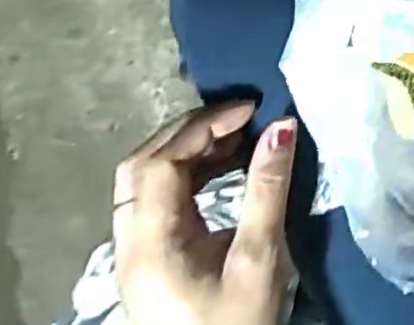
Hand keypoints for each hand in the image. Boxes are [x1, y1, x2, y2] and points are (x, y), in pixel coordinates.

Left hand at [113, 101, 298, 324]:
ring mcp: (137, 251)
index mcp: (151, 244)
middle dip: (192, 128)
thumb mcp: (259, 256)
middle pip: (140, 166)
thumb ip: (267, 188)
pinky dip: (192, 167)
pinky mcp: (152, 255)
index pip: (158, 164)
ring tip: (243, 133)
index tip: (254, 109)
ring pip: (145, 178)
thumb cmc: (237, 322)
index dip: (203, 126)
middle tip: (246, 114)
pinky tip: (229, 163)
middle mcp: (131, 244)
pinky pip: (159, 195)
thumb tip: (283, 124)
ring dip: (191, 145)